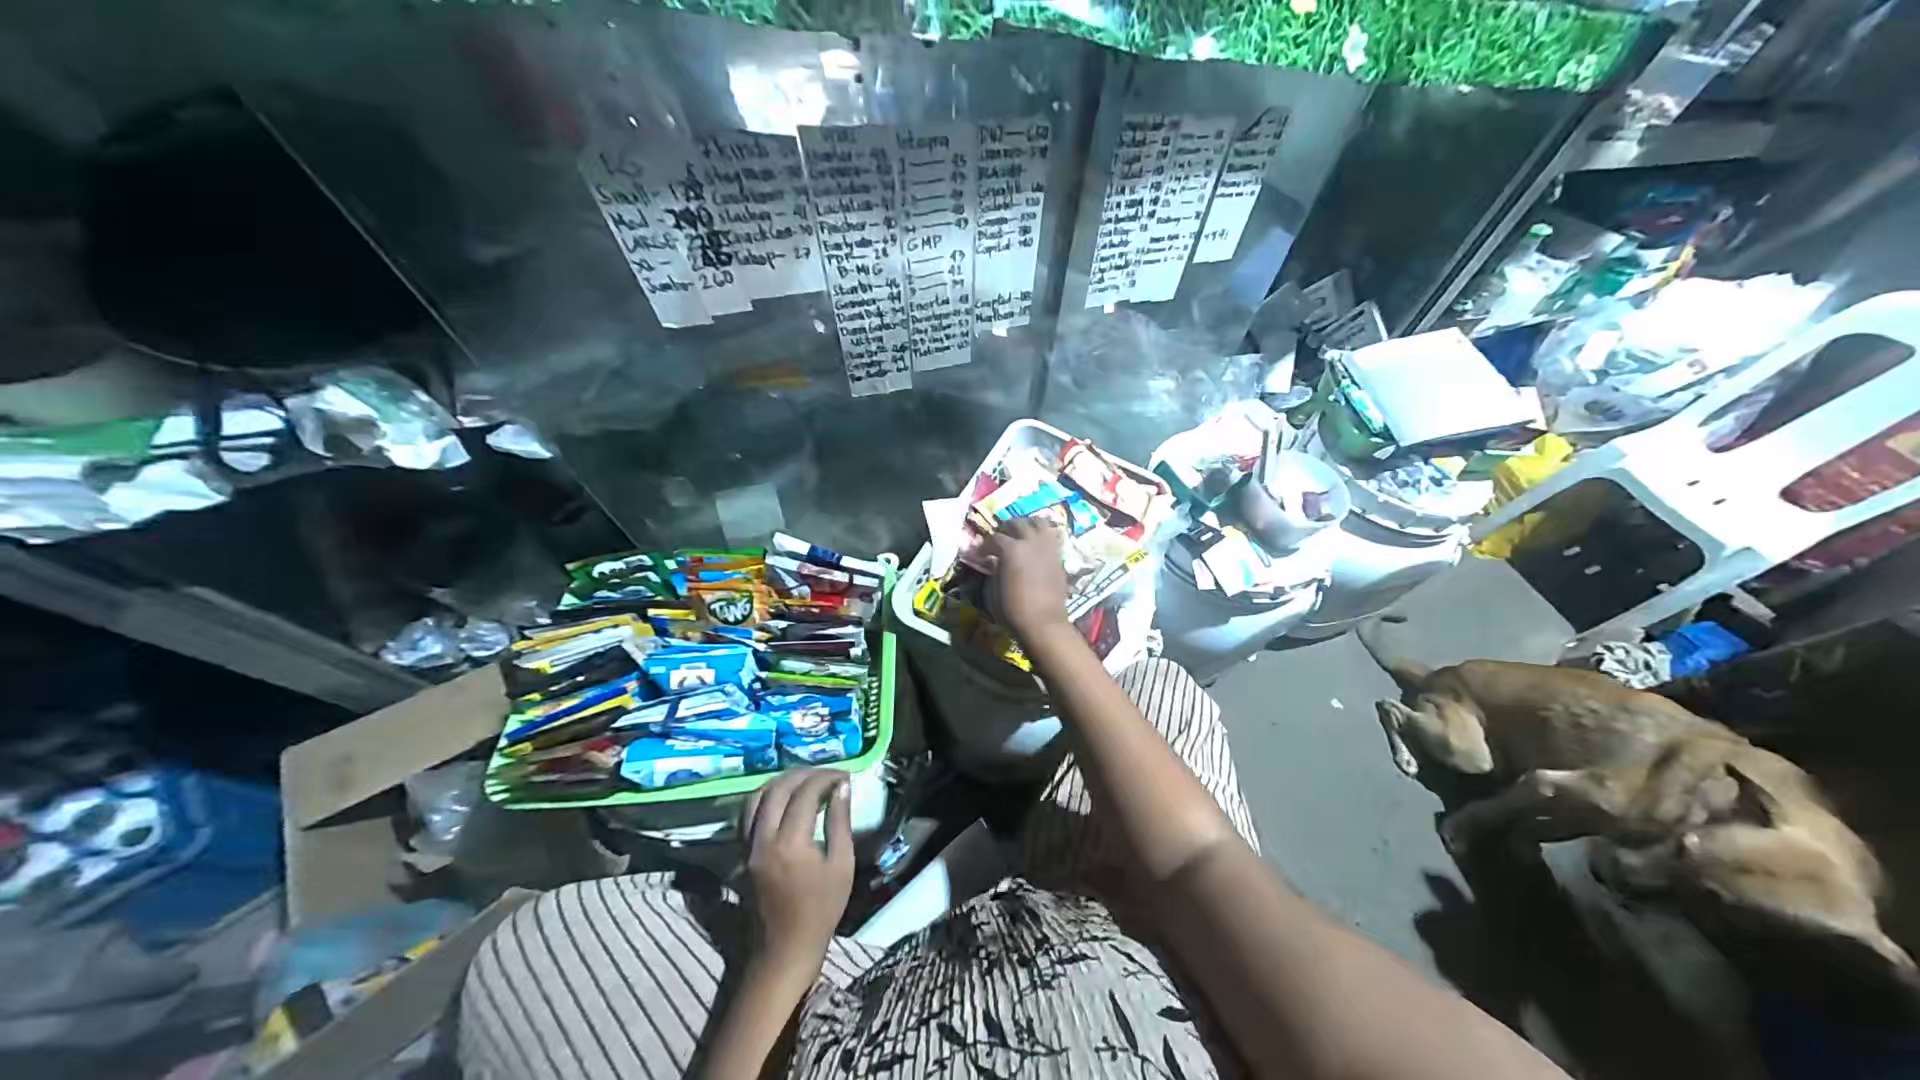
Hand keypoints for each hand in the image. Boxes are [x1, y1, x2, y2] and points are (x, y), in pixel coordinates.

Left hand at [741, 769, 853, 969]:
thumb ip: (840, 822)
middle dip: (804, 774)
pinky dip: (767, 797)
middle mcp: (764, 838)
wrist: (784, 949)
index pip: (806, 793)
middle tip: (827, 774)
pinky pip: (749, 814)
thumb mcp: (842, 865)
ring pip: (758, 797)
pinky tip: (783, 799)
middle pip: (779, 788)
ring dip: (782, 782)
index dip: (826, 778)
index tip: (844, 776)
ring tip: (805, 780)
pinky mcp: (742, 853)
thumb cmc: (821, 911)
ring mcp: (748, 845)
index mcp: (791, 842)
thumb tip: (842, 787)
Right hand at [984, 516, 1069, 640]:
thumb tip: (993, 561)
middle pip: (1018, 523)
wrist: (1043, 624)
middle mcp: (1031, 542)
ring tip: (1022, 535)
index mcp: (1011, 549)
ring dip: (1028, 525)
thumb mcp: (992, 590)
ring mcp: (1048, 548)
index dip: (985, 545)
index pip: (995, 538)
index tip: (981, 554)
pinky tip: (1037, 547)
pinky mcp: (1059, 558)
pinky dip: (1042, 538)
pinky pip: (1052, 538)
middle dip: (1006, 529)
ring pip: (1040, 523)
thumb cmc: (1012, 610)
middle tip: (1001, 540)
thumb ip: (993, 570)